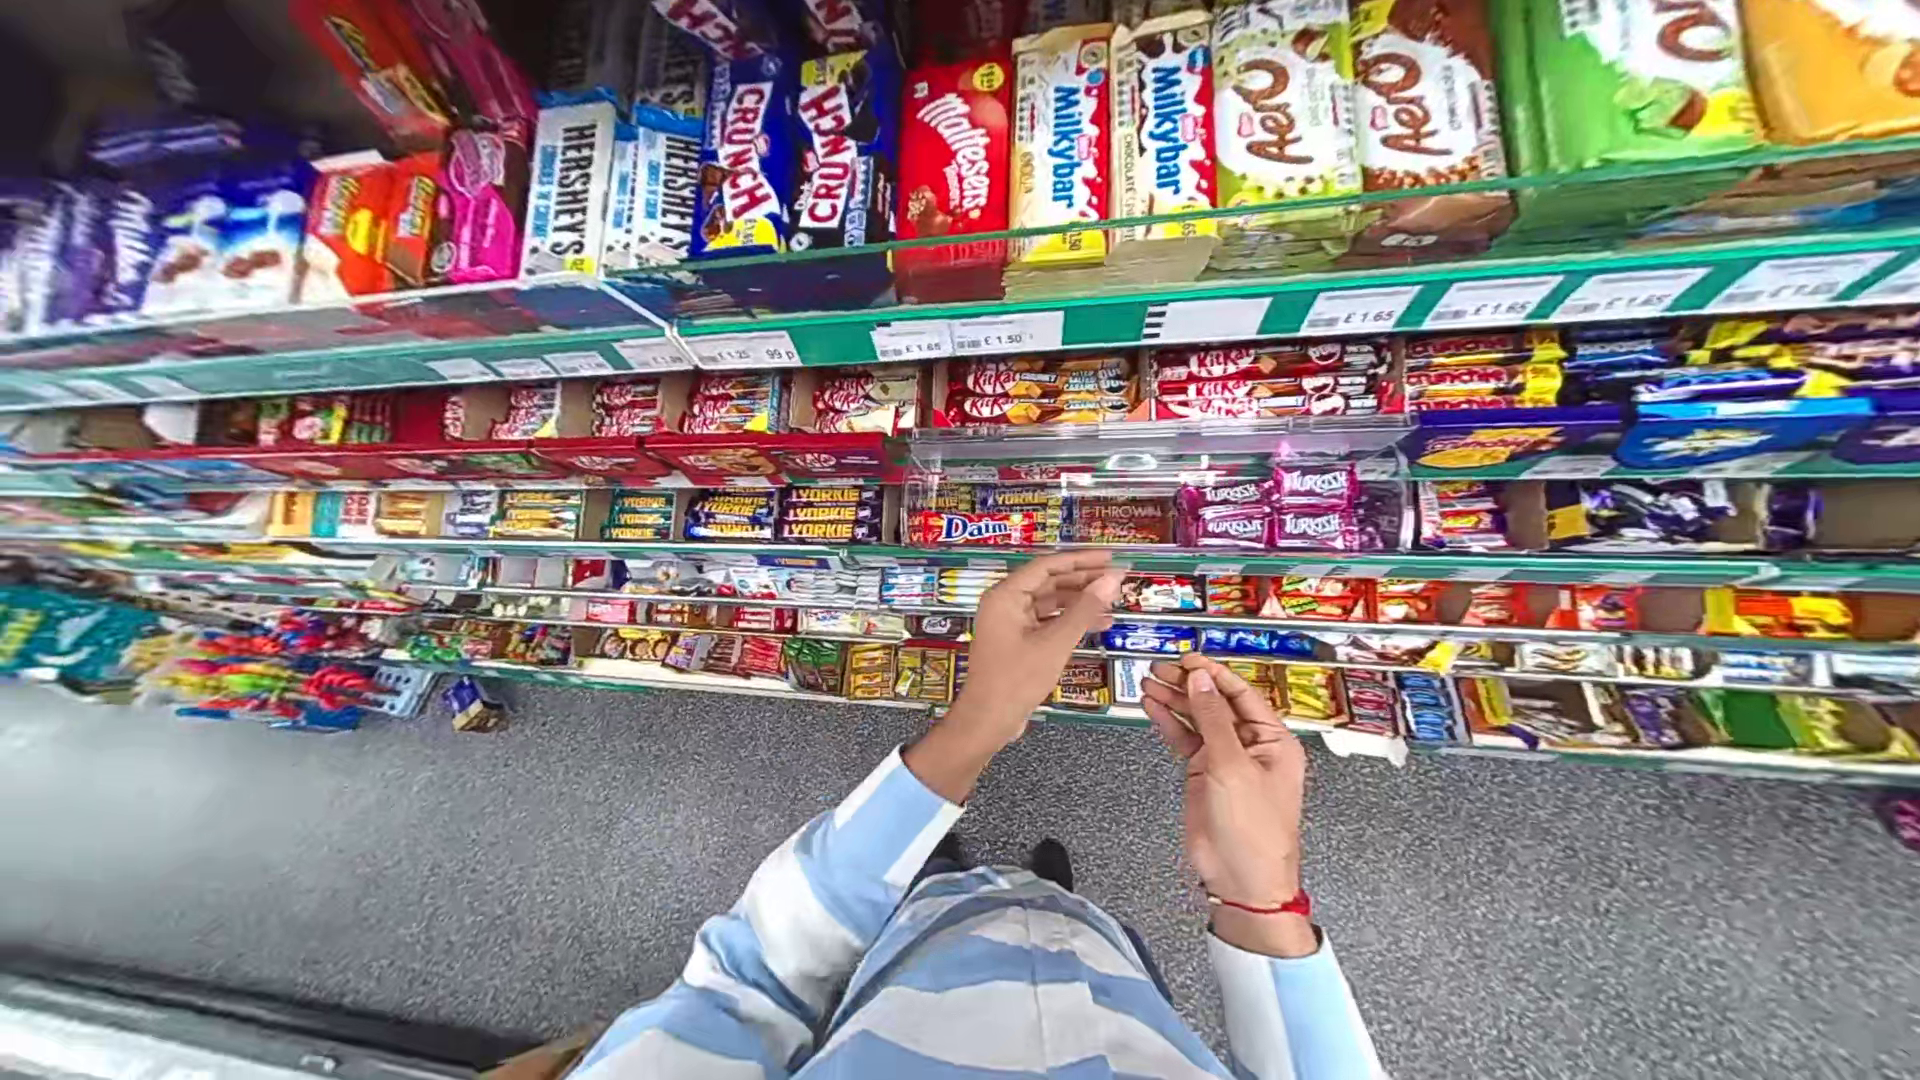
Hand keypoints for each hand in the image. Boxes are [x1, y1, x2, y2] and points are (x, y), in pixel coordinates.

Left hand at [905, 551, 1124, 803]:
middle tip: (1117, 578)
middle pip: (1049, 581)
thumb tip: (1111, 579)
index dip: (1081, 560)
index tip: (1110, 558)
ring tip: (1113, 602)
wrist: (988, 720)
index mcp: (1005, 595)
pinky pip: (1047, 621)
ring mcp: (1010, 622)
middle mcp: (1005, 603)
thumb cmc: (1016, 680)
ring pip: (1050, 602)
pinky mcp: (1018, 640)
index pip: (1047, 565)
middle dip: (1083, 580)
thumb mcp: (1055, 642)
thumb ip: (1084, 609)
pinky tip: (1098, 624)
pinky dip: (1070, 621)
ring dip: (1080, 602)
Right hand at [1142, 653, 1316, 957]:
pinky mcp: (1203, 771)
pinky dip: (1167, 720)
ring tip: (1150, 682)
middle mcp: (1250, 745)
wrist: (1240, 879)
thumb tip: (1201, 682)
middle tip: (1161, 669)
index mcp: (1273, 740)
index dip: (1213, 673)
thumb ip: (1213, 719)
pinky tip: (1153, 706)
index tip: (1188, 659)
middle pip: (1215, 702)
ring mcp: (1225, 758)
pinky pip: (1183, 737)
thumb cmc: (1254, 832)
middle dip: (1188, 683)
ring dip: (1174, 699)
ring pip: (1196, 717)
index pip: (1241, 693)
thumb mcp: (1233, 765)